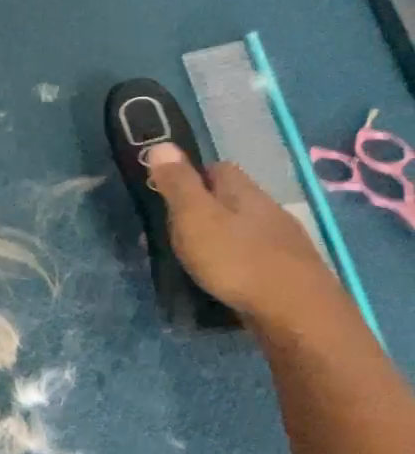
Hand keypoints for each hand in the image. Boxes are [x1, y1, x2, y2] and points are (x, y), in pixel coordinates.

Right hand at [145, 143, 341, 323]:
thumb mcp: (194, 217)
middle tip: (168, 225)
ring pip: (241, 225)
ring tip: (188, 252)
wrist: (294, 309)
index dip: (191, 174)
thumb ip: (177, 183)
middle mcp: (267, 210)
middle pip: (231, 197)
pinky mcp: (283, 267)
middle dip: (201, 205)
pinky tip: (218, 272)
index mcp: (244, 194)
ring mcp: (280, 240)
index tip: (164, 189)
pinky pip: (250, 250)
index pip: (218, 169)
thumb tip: (160, 144)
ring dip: (216, 233)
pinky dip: (230, 255)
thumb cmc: (235, 258)